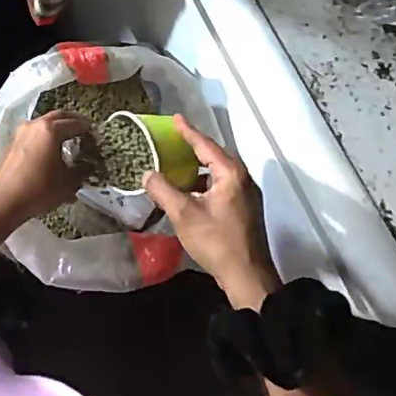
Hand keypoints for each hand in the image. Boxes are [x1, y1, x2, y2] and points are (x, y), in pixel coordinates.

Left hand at [0, 110, 91, 222]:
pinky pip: (35, 132)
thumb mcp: (68, 182)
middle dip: (74, 121)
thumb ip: (83, 170)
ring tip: (69, 139)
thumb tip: (89, 165)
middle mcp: (36, 124)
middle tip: (85, 131)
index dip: (89, 131)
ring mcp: (22, 132)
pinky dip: (46, 134)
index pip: (76, 124)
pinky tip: (51, 148)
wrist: (4, 200)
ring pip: (45, 122)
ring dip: (59, 126)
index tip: (97, 139)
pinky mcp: (14, 142)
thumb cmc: (39, 189)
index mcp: (51, 129)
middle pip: (60, 116)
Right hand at [140, 115, 280, 309]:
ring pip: (220, 171)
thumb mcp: (184, 214)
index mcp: (230, 173)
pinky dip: (206, 181)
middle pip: (216, 155)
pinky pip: (223, 184)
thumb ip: (163, 190)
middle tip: (176, 138)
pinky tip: (192, 189)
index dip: (188, 131)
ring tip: (180, 162)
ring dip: (200, 165)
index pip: (205, 145)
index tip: (175, 118)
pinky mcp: (245, 209)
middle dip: (195, 146)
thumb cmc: (217, 241)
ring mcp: (247, 195)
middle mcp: (242, 178)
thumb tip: (148, 174)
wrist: (247, 276)